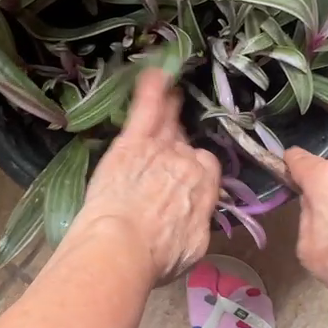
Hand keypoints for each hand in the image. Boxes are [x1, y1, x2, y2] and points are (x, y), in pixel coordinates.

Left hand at [62, 70, 221, 285]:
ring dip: (171, 110)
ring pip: (167, 125)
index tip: (183, 186)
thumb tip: (196, 216)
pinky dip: (151, 90)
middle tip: (166, 162)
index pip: (204, 172)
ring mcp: (158, 147)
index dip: (193, 178)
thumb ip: (198, 221)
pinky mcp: (131, 142)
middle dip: (178, 152)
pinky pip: (145, 109)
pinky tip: (155, 72)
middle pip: (184, 149)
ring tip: (173, 95)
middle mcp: (186, 161)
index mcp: (205, 187)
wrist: (122, 244)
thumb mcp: (194, 246)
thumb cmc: (157, 255)